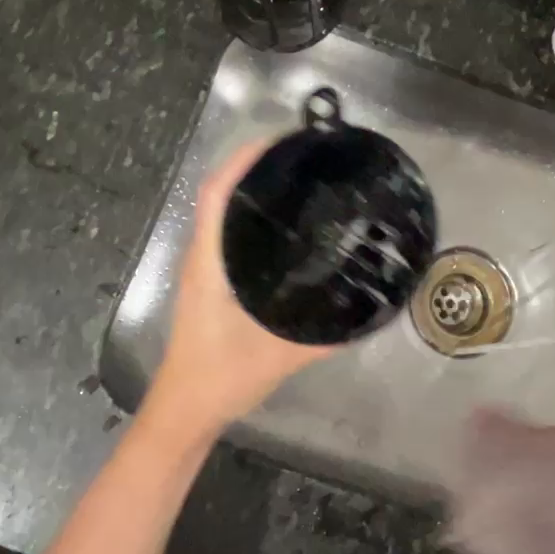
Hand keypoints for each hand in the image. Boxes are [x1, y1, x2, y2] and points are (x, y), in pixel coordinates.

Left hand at [140, 142, 335, 435]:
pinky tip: (283, 228)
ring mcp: (202, 269)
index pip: (215, 193)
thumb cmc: (218, 378)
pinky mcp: (208, 283)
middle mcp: (201, 257)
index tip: (280, 140)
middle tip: (301, 156)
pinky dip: (249, 216)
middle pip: (219, 194)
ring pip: (220, 213)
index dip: (241, 159)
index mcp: (209, 263)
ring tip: (296, 180)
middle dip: (253, 165)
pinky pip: (226, 234)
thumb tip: (371, 311)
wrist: (183, 412)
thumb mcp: (277, 356)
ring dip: (250, 188)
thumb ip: (324, 337)